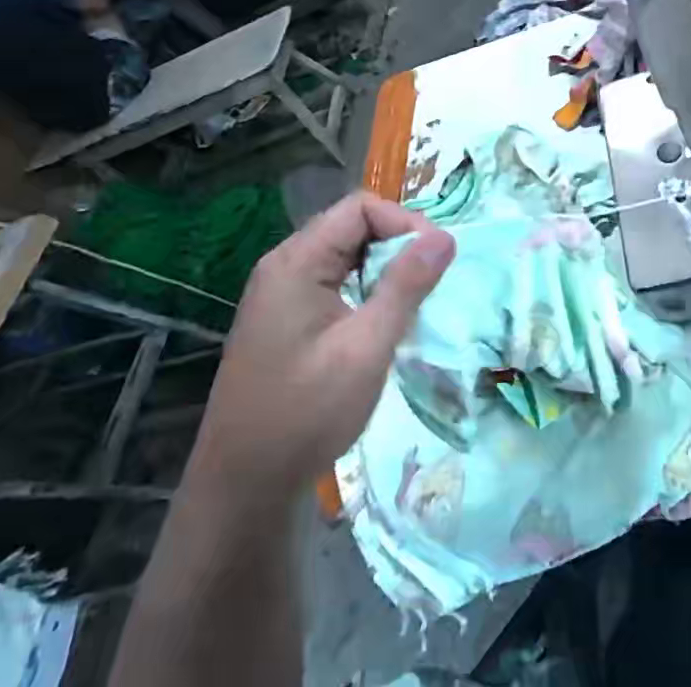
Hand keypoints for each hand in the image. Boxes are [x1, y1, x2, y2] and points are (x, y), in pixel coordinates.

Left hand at [188, 192, 454, 502]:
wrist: (246, 482)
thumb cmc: (308, 411)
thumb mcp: (367, 346)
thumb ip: (406, 286)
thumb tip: (445, 236)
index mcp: (296, 263)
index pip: (360, 208)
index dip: (405, 222)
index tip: (438, 259)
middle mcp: (285, 267)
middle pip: (353, 226)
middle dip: (400, 245)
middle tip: (433, 282)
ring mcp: (283, 294)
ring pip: (348, 256)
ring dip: (387, 270)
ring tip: (416, 302)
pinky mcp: (289, 318)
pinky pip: (337, 282)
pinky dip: (369, 290)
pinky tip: (386, 322)